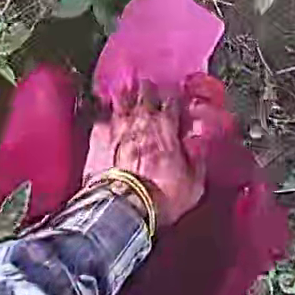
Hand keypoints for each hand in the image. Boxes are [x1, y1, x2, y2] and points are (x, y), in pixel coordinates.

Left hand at [83, 87, 206, 225]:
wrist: (122, 207)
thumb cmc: (159, 196)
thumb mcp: (193, 183)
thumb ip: (196, 158)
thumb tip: (198, 144)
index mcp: (166, 126)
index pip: (172, 101)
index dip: (173, 98)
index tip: (174, 99)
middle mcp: (141, 119)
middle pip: (144, 93)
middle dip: (147, 89)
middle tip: (148, 87)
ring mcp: (116, 125)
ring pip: (121, 99)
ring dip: (125, 96)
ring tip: (126, 92)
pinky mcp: (96, 136)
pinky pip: (101, 117)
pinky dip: (105, 116)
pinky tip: (104, 117)